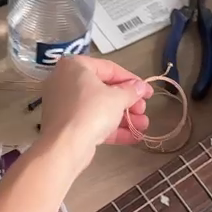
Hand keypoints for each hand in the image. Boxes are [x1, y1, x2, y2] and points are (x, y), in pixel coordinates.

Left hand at [34, 56, 152, 167]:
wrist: (65, 145)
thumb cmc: (91, 111)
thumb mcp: (117, 98)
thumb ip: (131, 91)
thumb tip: (141, 87)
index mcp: (75, 66)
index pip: (109, 68)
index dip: (132, 80)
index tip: (147, 91)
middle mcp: (65, 82)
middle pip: (104, 89)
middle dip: (128, 102)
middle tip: (143, 110)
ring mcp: (63, 105)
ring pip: (98, 108)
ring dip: (123, 117)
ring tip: (143, 125)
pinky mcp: (65, 125)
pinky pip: (91, 122)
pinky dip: (110, 128)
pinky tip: (133, 137)